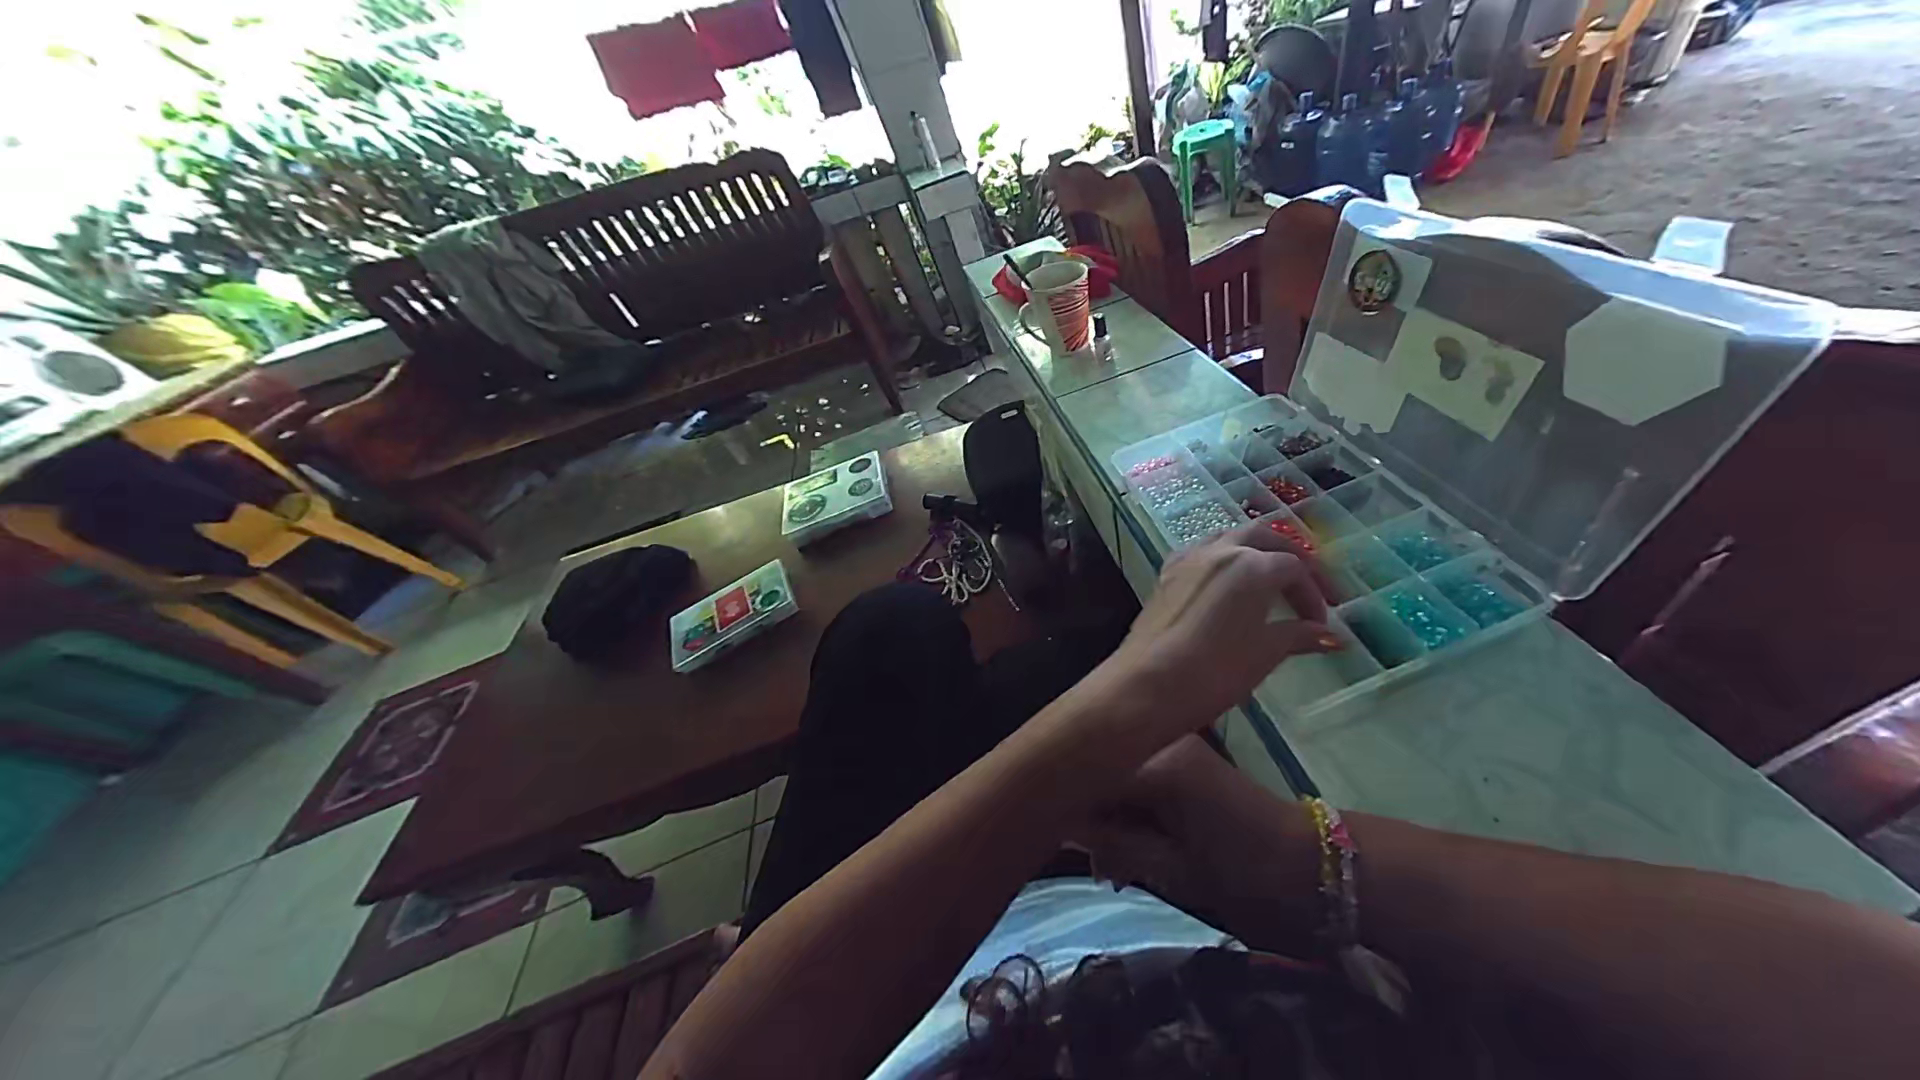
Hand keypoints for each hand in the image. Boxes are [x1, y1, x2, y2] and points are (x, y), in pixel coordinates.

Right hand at [1068, 736, 1235, 898]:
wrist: (1304, 859)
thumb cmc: (1240, 868)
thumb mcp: (1171, 867)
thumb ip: (1113, 843)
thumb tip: (1063, 829)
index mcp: (1156, 763)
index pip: (1087, 774)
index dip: (1066, 807)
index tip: (1061, 844)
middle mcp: (1158, 741)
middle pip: (1100, 772)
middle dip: (1091, 819)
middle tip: (1100, 870)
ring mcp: (1170, 744)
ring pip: (1115, 775)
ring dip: (1109, 817)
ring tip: (1115, 867)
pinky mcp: (1179, 755)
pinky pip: (1135, 775)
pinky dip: (1129, 808)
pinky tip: (1133, 844)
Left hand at [1096, 525, 1340, 746]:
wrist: (1148, 683)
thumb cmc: (1216, 669)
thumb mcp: (1265, 653)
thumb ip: (1299, 636)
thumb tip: (1332, 636)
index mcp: (1251, 564)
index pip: (1294, 568)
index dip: (1312, 594)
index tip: (1321, 624)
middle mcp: (1219, 551)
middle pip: (1261, 537)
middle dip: (1287, 555)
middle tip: (1303, 583)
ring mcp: (1187, 560)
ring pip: (1227, 538)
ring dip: (1251, 551)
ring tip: (1266, 580)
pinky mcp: (1165, 575)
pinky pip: (1199, 553)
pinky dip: (1220, 559)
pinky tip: (1224, 584)